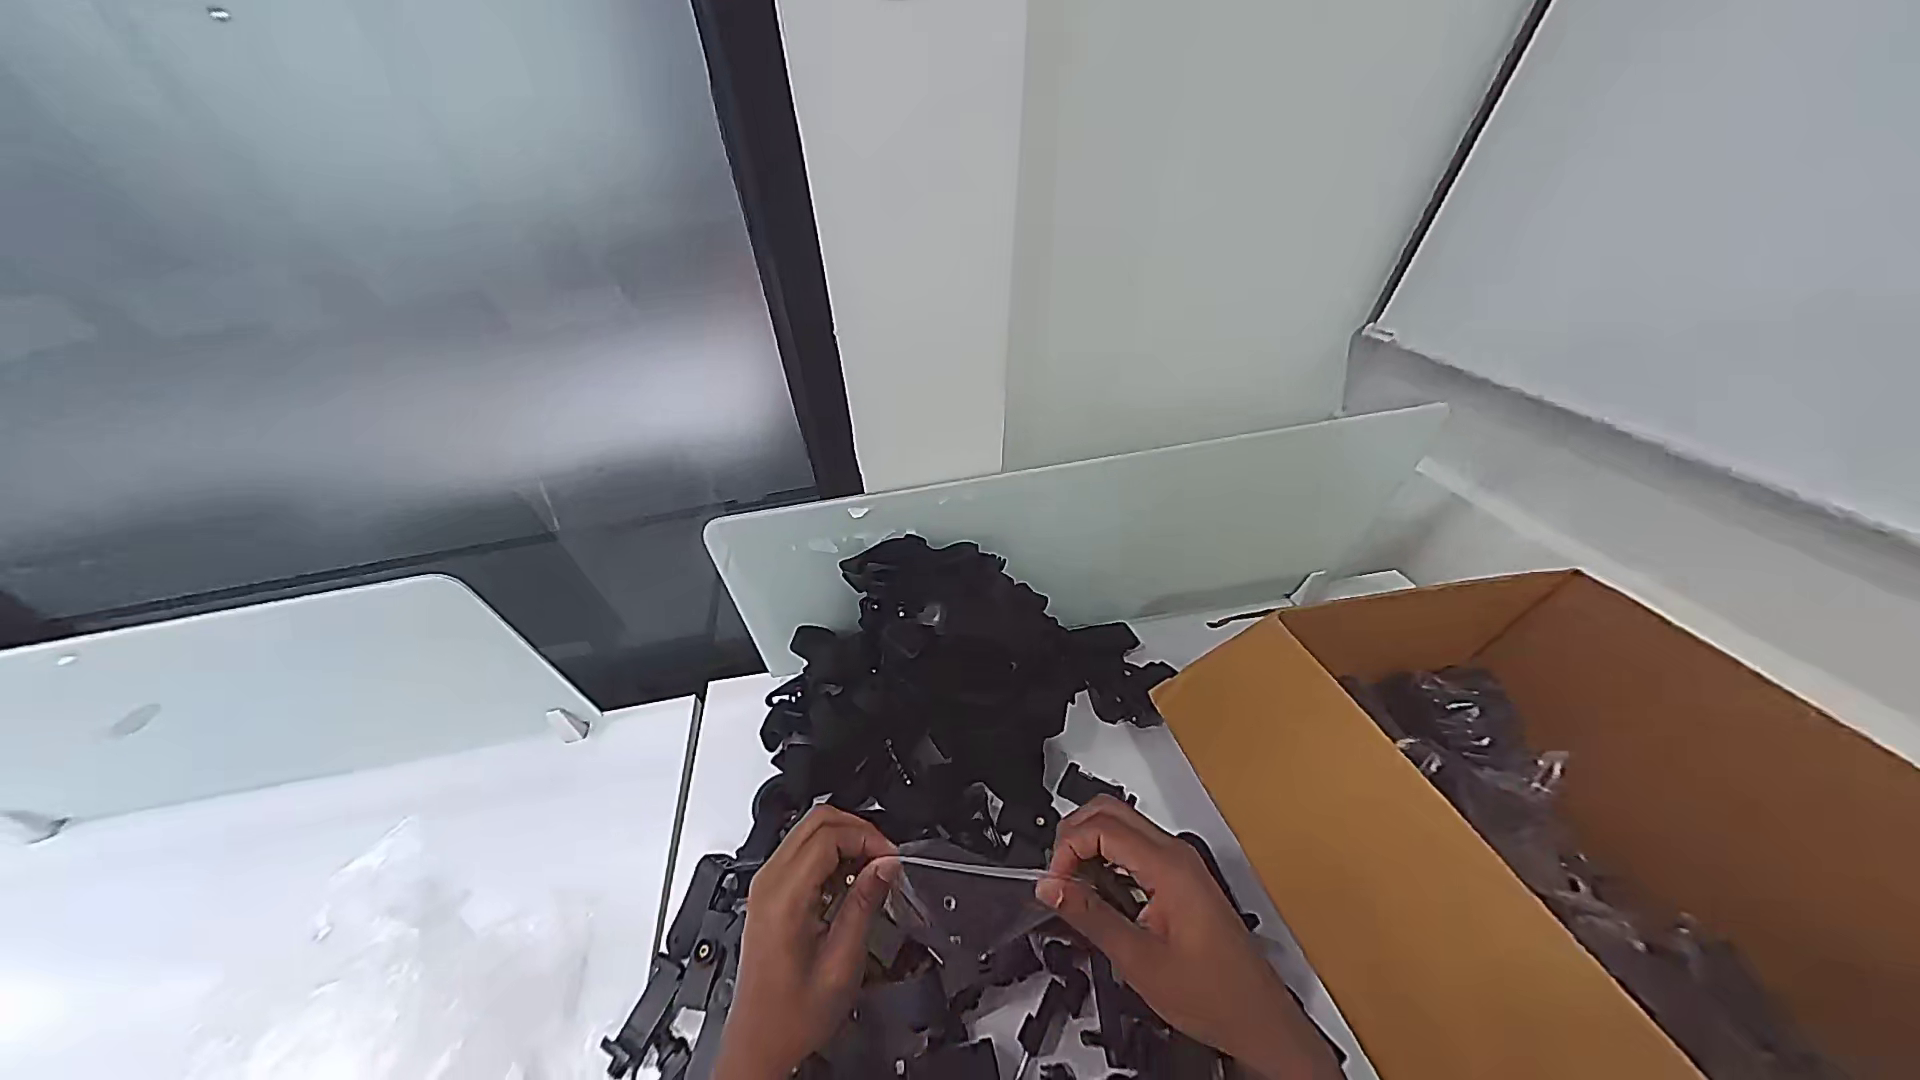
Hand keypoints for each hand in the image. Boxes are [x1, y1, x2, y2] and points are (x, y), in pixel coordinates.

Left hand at [715, 805, 896, 1079]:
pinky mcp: (769, 891)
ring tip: (870, 869)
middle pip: (817, 819)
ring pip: (810, 829)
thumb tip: (886, 864)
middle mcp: (769, 883)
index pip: (829, 835)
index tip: (890, 857)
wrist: (759, 1044)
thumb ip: (864, 904)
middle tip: (883, 856)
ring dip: (845, 838)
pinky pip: (803, 849)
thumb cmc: (792, 1016)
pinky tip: (848, 881)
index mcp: (784, 897)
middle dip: (858, 829)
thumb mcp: (842, 962)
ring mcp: (766, 884)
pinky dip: (831, 852)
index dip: (867, 837)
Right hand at [1035, 797, 1342, 1079]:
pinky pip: (1133, 843)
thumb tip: (1053, 888)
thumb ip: (1090, 918)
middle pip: (1108, 810)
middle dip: (1073, 834)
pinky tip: (1099, 893)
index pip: (1101, 827)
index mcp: (1169, 867)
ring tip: (1075, 887)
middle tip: (1058, 876)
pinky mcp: (1179, 873)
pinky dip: (1106, 856)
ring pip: (1119, 822)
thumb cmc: (1215, 996)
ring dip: (1088, 844)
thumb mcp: (1140, 962)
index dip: (1067, 849)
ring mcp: (1179, 861)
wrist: (1260, 1020)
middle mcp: (1175, 853)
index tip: (1055, 883)